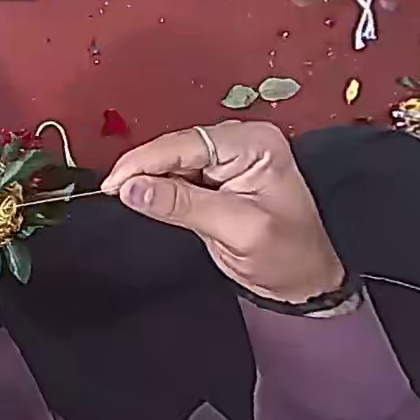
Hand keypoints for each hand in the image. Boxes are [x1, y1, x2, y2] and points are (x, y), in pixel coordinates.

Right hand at [102, 121, 344, 303]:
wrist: (306, 280)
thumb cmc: (286, 256)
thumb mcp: (237, 231)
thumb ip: (182, 205)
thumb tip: (130, 188)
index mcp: (254, 143)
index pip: (187, 144)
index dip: (145, 161)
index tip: (113, 184)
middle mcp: (240, 139)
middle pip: (176, 146)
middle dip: (144, 168)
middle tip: (113, 193)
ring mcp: (228, 154)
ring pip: (172, 158)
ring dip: (149, 177)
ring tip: (125, 196)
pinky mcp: (216, 172)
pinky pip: (178, 171)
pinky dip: (159, 185)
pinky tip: (146, 197)